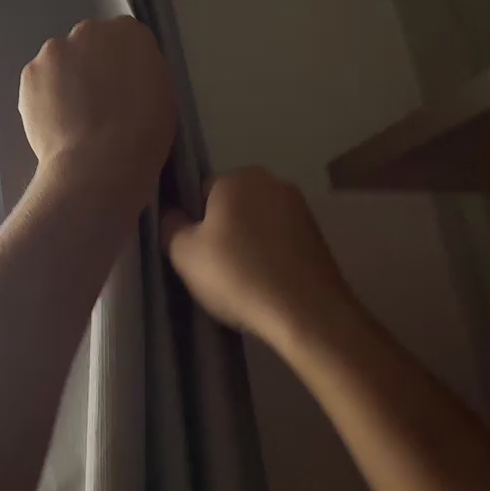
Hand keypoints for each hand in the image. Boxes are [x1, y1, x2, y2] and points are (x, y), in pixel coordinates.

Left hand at [19, 17, 177, 210]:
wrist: (99, 162)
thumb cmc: (143, 133)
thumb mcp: (161, 92)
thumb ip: (141, 69)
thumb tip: (126, 72)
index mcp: (129, 32)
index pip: (125, 38)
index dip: (122, 63)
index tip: (121, 86)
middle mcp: (89, 31)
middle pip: (88, 41)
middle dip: (90, 64)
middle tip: (96, 101)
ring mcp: (55, 50)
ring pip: (59, 60)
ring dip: (64, 78)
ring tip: (72, 116)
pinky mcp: (30, 73)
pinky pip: (38, 80)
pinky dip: (43, 96)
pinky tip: (55, 121)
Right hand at [162, 168, 349, 343]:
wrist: (307, 313)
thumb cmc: (237, 274)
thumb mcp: (184, 253)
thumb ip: (170, 225)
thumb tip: (172, 214)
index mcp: (238, 177)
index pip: (201, 191)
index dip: (193, 222)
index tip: (195, 252)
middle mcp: (272, 182)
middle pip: (232, 205)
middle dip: (223, 230)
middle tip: (215, 268)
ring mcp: (301, 209)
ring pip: (258, 223)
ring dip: (248, 244)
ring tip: (243, 281)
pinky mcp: (319, 236)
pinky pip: (281, 241)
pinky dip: (272, 257)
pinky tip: (267, 285)